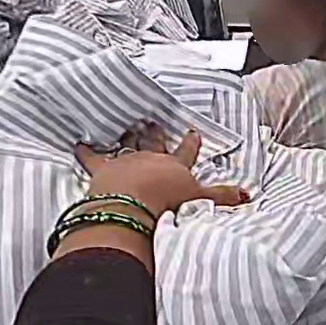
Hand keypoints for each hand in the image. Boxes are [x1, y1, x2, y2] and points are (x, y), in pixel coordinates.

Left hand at [72, 125, 247, 218]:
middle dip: (155, 132)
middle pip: (154, 142)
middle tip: (154, 121)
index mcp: (175, 166)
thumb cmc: (168, 200)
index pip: (186, 151)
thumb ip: (222, 197)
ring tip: (128, 127)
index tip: (192, 132)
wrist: (135, 203)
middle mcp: (151, 159)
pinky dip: (85, 151)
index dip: (190, 143)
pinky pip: (92, 157)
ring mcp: (126, 161)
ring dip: (128, 136)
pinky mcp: (103, 169)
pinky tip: (78, 143)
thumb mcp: (201, 199)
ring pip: (128, 144)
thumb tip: (247, 195)